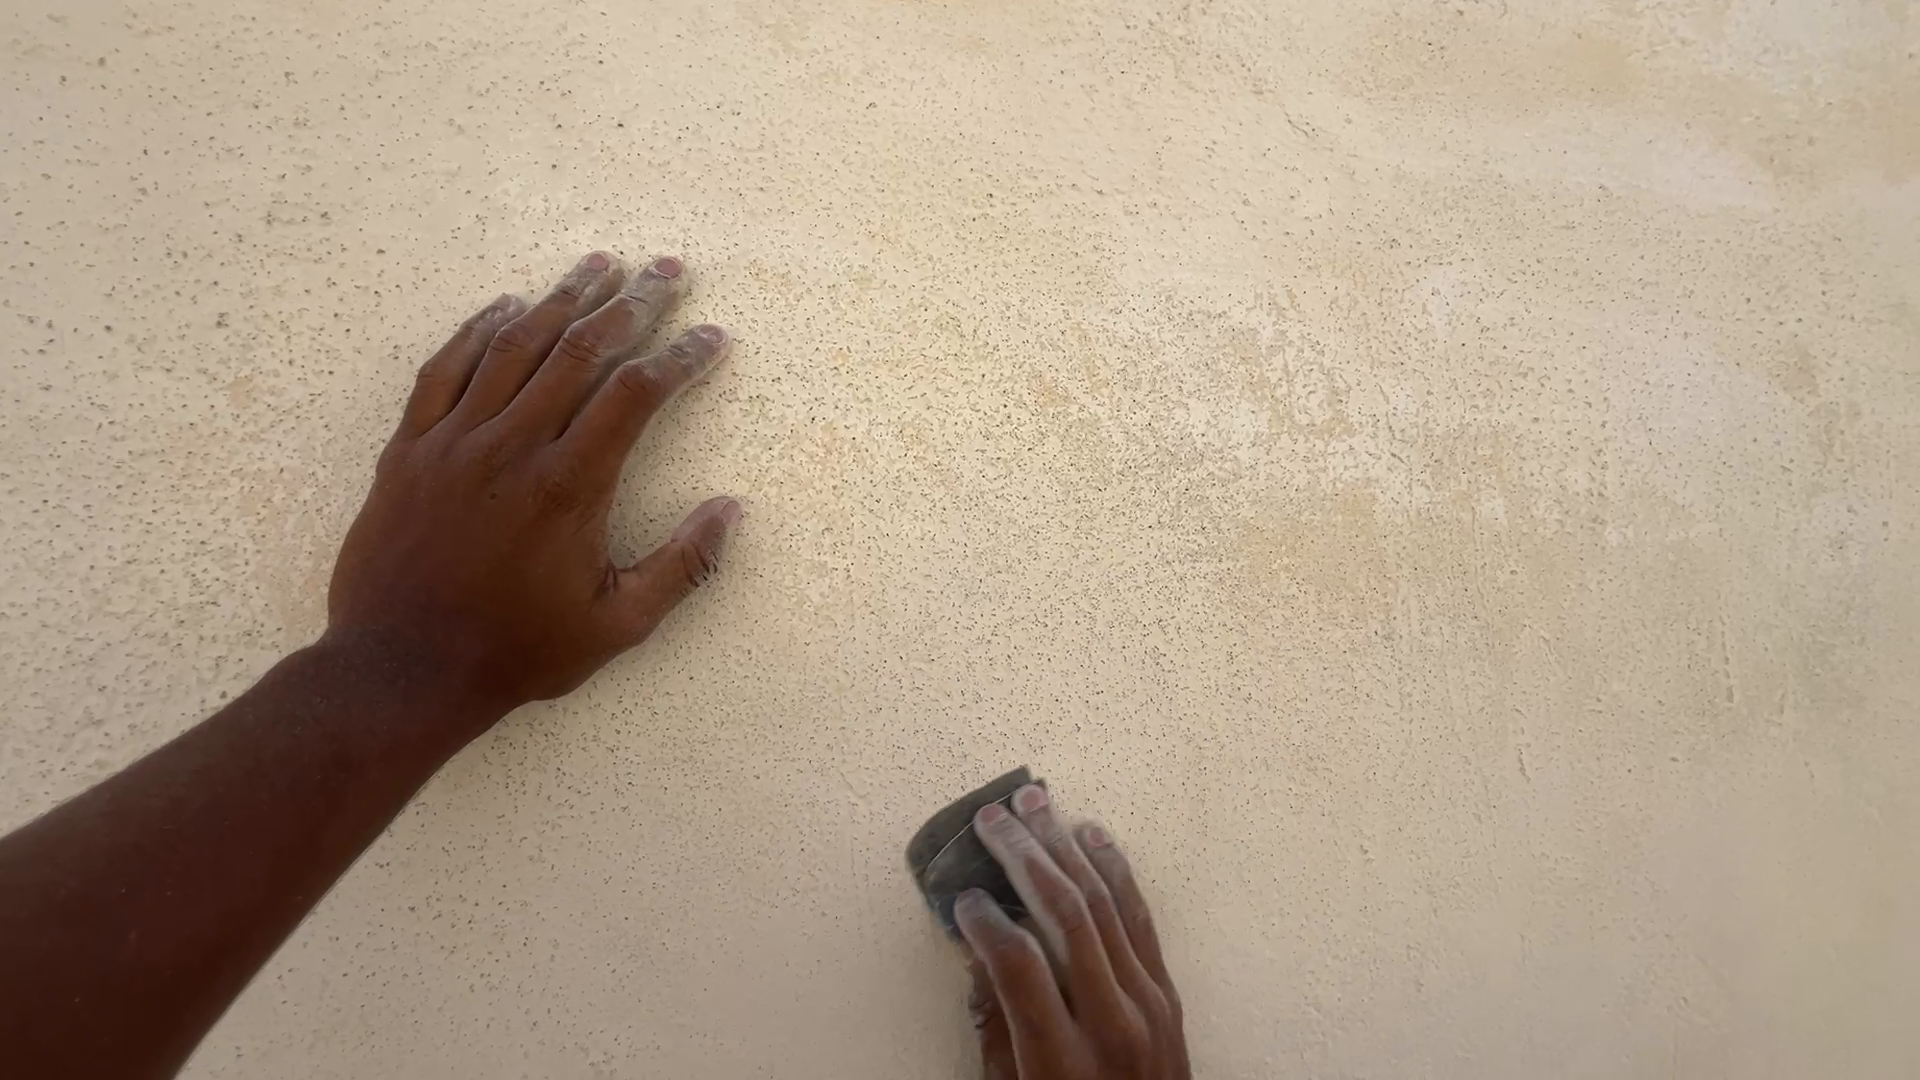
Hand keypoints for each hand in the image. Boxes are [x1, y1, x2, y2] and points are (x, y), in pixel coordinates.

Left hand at [325, 251, 737, 722]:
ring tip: (599, 265)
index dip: (680, 357)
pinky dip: (479, 329)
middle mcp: (514, 448)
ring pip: (515, 347)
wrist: (401, 671)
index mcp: (571, 486)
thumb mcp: (621, 625)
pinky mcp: (410, 450)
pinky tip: (508, 305)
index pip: (636, 395)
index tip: (710, 337)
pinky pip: (445, 369)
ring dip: (563, 300)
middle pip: (580, 352)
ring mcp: (455, 442)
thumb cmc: (521, 650)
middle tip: (665, 272)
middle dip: (631, 305)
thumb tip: (730, 511)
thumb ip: (683, 566)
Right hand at [957, 785, 1189, 1079]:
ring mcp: (1149, 1003)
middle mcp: (1113, 1024)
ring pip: (1102, 900)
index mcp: (1063, 1062)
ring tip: (1034, 802)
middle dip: (1022, 855)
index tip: (962, 898)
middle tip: (991, 818)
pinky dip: (1114, 866)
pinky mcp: (1168, 992)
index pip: (1018, 964)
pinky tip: (1090, 832)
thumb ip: (993, 1026)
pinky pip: (1139, 914)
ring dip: (1062, 843)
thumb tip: (975, 947)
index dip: (984, 920)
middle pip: (1065, 914)